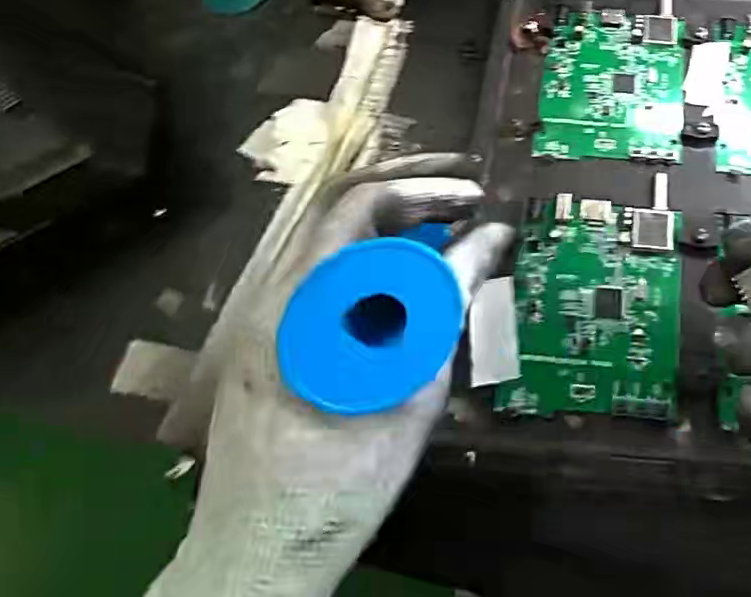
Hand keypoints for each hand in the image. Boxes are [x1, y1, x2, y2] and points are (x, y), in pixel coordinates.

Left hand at [148, 154, 515, 596]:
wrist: (256, 563)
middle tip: (467, 205)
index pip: (359, 205)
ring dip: (394, 228)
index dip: (425, 191)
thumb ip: (451, 300)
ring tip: (449, 231)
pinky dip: (377, 262)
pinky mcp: (273, 337)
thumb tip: (494, 236)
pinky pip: (329, 274)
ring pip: (335, 240)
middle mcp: (272, 294)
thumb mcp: (412, 385)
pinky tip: (412, 278)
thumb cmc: (341, 484)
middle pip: (342, 211)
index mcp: (296, 301)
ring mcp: (265, 315)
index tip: (476, 200)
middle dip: (412, 198)